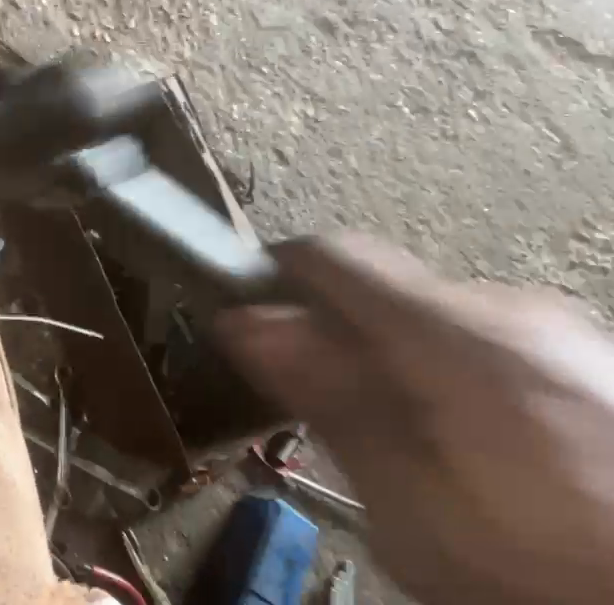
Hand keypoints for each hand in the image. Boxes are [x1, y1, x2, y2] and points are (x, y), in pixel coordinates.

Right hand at [218, 234, 613, 604]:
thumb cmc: (546, 571)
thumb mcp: (412, 509)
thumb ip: (329, 405)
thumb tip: (245, 324)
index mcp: (457, 340)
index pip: (326, 253)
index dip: (271, 277)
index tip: (252, 325)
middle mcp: (514, 313)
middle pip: (379, 286)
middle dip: (337, 334)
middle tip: (331, 409)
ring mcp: (566, 332)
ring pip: (431, 312)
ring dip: (395, 354)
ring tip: (409, 436)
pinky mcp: (596, 358)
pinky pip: (487, 334)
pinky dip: (450, 367)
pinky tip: (475, 442)